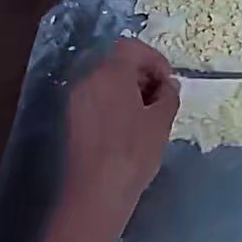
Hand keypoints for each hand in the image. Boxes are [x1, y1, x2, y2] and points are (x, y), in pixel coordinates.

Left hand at [60, 39, 179, 229]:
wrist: (96, 194)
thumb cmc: (132, 153)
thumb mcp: (160, 123)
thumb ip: (168, 96)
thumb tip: (169, 85)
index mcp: (110, 74)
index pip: (131, 48)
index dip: (154, 59)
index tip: (168, 81)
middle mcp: (89, 80)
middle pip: (117, 63)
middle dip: (142, 74)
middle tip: (162, 98)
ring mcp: (77, 99)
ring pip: (106, 81)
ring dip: (129, 89)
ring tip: (148, 115)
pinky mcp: (72, 118)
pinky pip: (97, 97)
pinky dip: (114, 101)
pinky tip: (129, 127)